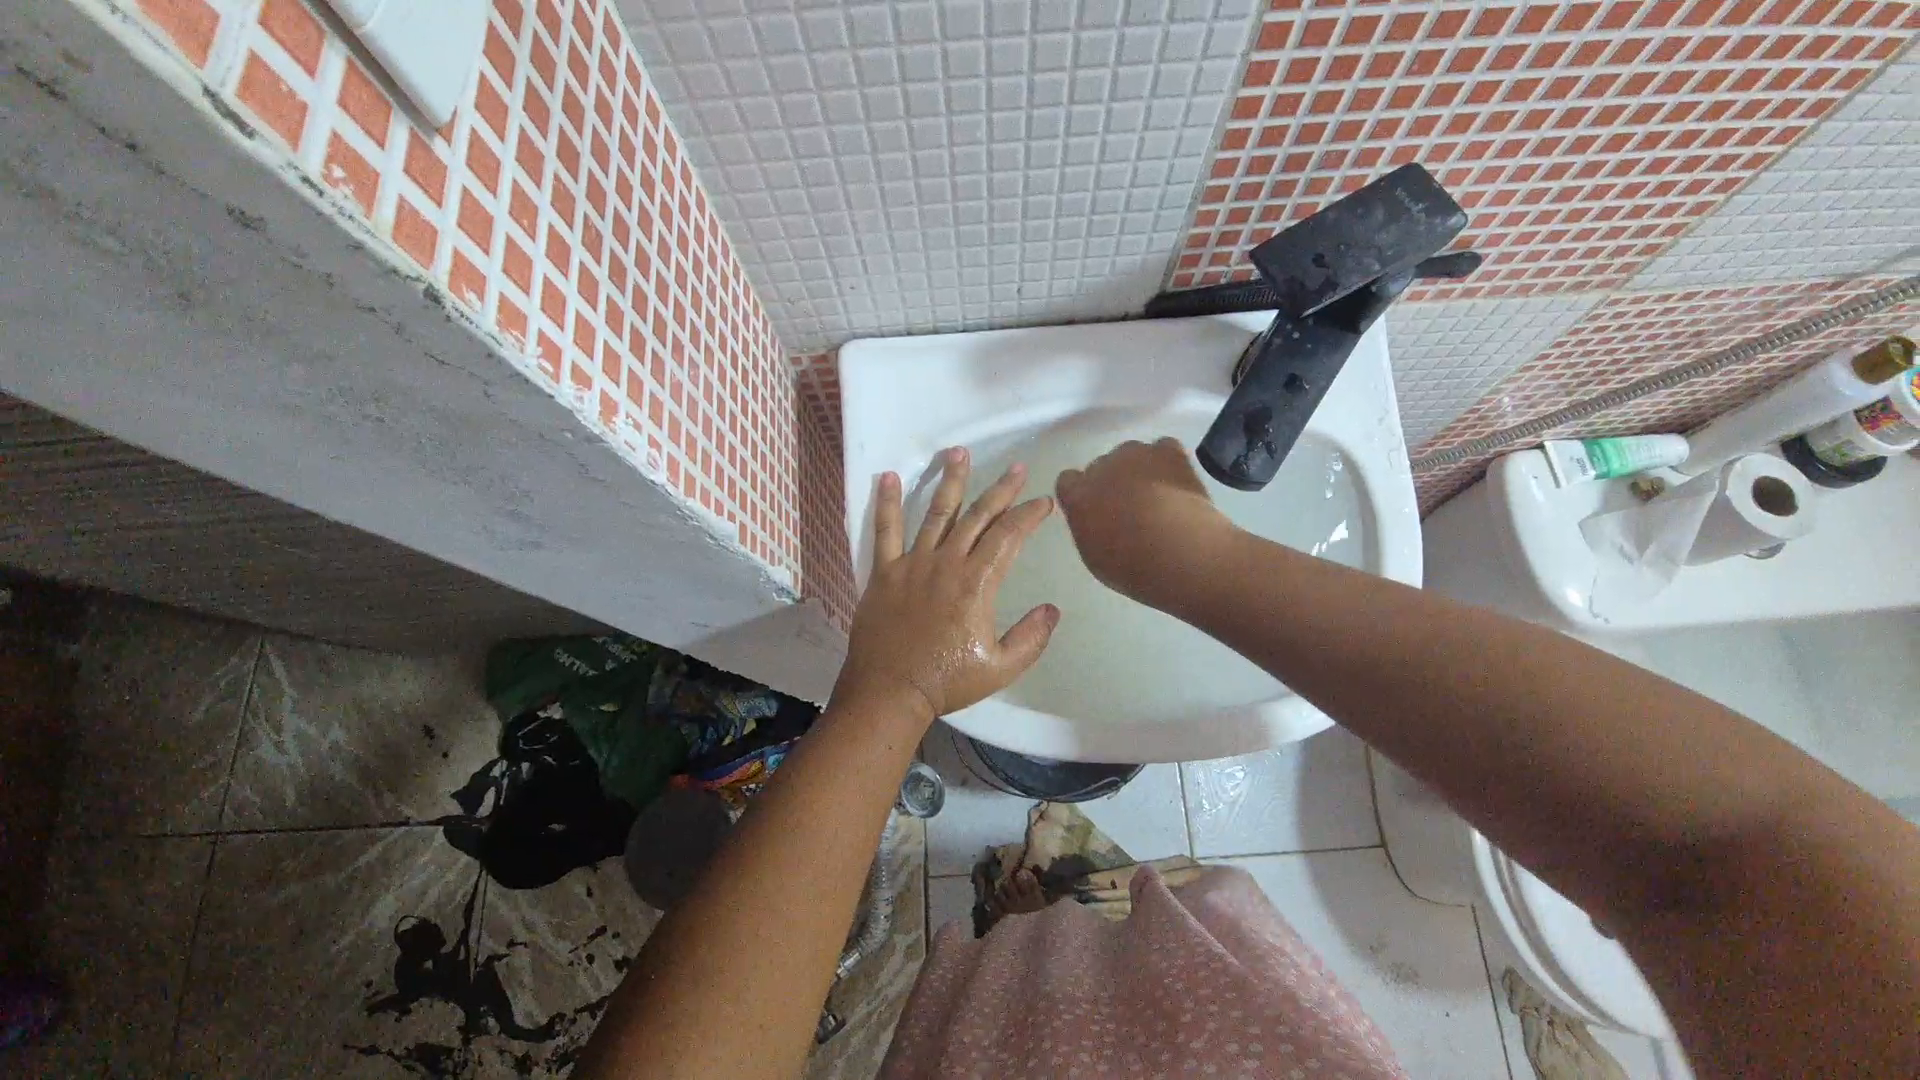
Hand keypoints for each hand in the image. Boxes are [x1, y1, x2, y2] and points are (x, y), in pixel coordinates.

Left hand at [834, 447, 1059, 723]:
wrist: (890, 691)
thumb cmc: (948, 681)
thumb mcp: (1002, 667)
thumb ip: (1031, 637)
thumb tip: (1051, 609)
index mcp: (977, 583)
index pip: (1009, 536)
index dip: (1029, 515)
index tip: (1044, 503)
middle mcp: (946, 563)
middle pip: (978, 516)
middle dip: (1001, 489)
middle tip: (1017, 467)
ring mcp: (912, 563)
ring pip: (936, 513)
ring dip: (951, 481)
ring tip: (959, 452)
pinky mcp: (884, 572)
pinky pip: (885, 530)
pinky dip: (886, 503)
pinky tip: (887, 477)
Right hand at [1056, 437, 1235, 613]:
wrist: (1177, 550)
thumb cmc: (1130, 564)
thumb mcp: (1095, 555)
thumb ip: (1090, 528)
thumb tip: (1098, 520)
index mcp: (1078, 495)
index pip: (1069, 481)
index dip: (1084, 493)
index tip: (1096, 509)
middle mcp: (1102, 467)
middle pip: (1102, 466)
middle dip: (1113, 482)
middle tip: (1132, 508)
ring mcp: (1136, 454)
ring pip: (1133, 455)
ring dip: (1141, 470)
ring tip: (1161, 497)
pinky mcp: (1169, 452)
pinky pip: (1164, 449)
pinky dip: (1169, 462)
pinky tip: (1177, 483)